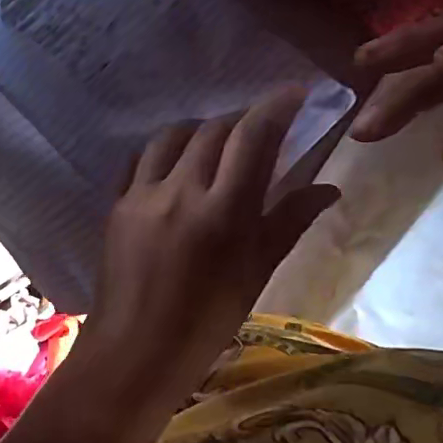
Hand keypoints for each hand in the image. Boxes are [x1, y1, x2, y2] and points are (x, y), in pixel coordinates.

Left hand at [85, 87, 340, 386]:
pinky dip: (162, 152)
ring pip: (171, 138)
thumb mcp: (255, 275)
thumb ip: (287, 223)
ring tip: (215, 142)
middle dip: (240, 120)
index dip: (275, 107)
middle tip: (258, 128)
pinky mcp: (115, 206)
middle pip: (213, 131)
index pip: (252, 137)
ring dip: (199, 130)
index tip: (293, 91)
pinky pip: (138, 161)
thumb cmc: (205, 323)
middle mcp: (179, 191)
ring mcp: (141, 196)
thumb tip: (326, 189)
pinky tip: (173, 164)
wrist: (135, 351)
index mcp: (222, 211)